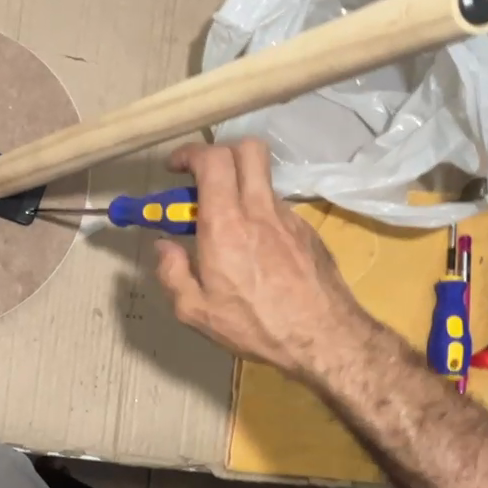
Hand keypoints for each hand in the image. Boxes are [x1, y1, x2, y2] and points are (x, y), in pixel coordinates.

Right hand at [153, 139, 372, 379]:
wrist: (323, 337)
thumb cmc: (253, 325)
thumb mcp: (193, 310)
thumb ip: (171, 273)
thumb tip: (164, 248)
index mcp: (225, 226)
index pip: (213, 161)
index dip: (190, 153)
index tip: (174, 168)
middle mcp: (258, 211)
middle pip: (246, 149)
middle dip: (217, 153)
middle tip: (198, 179)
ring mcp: (287, 218)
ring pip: (259, 180)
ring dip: (235, 189)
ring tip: (220, 226)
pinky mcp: (306, 231)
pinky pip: (274, 208)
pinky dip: (254, 213)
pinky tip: (249, 249)